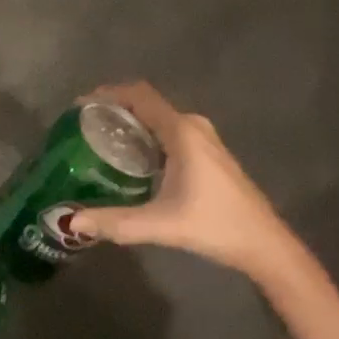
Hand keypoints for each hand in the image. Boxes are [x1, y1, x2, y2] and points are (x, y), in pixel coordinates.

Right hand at [70, 82, 299, 275]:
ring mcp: (205, 138)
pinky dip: (148, 136)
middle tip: (86, 128)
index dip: (108, 93)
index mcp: (182, 131)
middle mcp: (193, 126)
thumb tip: (73, 221)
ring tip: (103, 142)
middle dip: (116, 110)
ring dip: (133, 124)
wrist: (265, 245)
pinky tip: (134, 161)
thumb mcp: (161, 225)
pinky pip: (171, 131)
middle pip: (148, 104)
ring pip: (160, 119)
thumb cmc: (215, 226)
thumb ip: (115, 222)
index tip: (81, 107)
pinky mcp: (210, 152)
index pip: (139, 95)